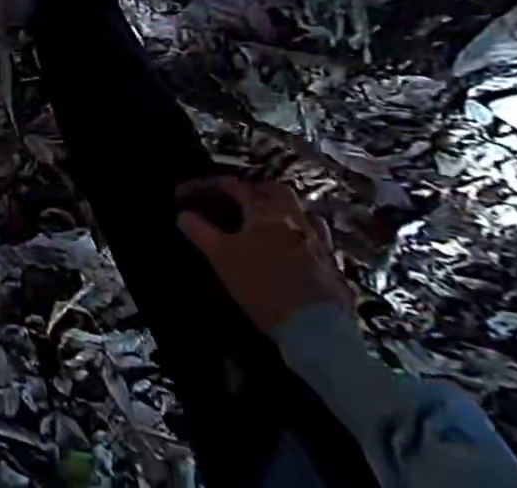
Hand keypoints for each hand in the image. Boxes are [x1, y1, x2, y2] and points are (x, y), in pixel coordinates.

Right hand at [176, 176, 351, 332]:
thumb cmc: (261, 285)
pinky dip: (295, 235)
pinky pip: (312, 238)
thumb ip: (199, 230)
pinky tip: (285, 249)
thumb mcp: (219, 255)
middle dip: (251, 190)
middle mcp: (296, 219)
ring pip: (299, 213)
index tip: (188, 194)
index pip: (235, 186)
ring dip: (279, 211)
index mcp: (267, 212)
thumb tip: (184, 214)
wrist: (315, 331)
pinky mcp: (332, 264)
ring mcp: (319, 242)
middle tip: (231, 201)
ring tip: (261, 223)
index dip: (208, 186)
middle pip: (274, 190)